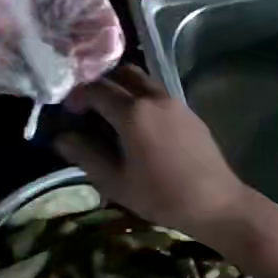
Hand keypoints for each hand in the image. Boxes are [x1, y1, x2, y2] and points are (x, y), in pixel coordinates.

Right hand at [55, 65, 255, 241]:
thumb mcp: (115, 182)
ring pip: (141, 81)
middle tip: (88, 108)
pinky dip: (141, 98)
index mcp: (133, 112)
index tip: (67, 112)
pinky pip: (158, 94)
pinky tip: (138, 125)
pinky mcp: (189, 113)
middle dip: (99, 85)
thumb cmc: (162, 196)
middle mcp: (154, 97)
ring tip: (111, 116)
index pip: (95, 89)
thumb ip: (85, 155)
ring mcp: (175, 102)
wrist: (216, 203)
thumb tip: (61, 137)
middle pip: (120, 74)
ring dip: (122, 89)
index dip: (76, 96)